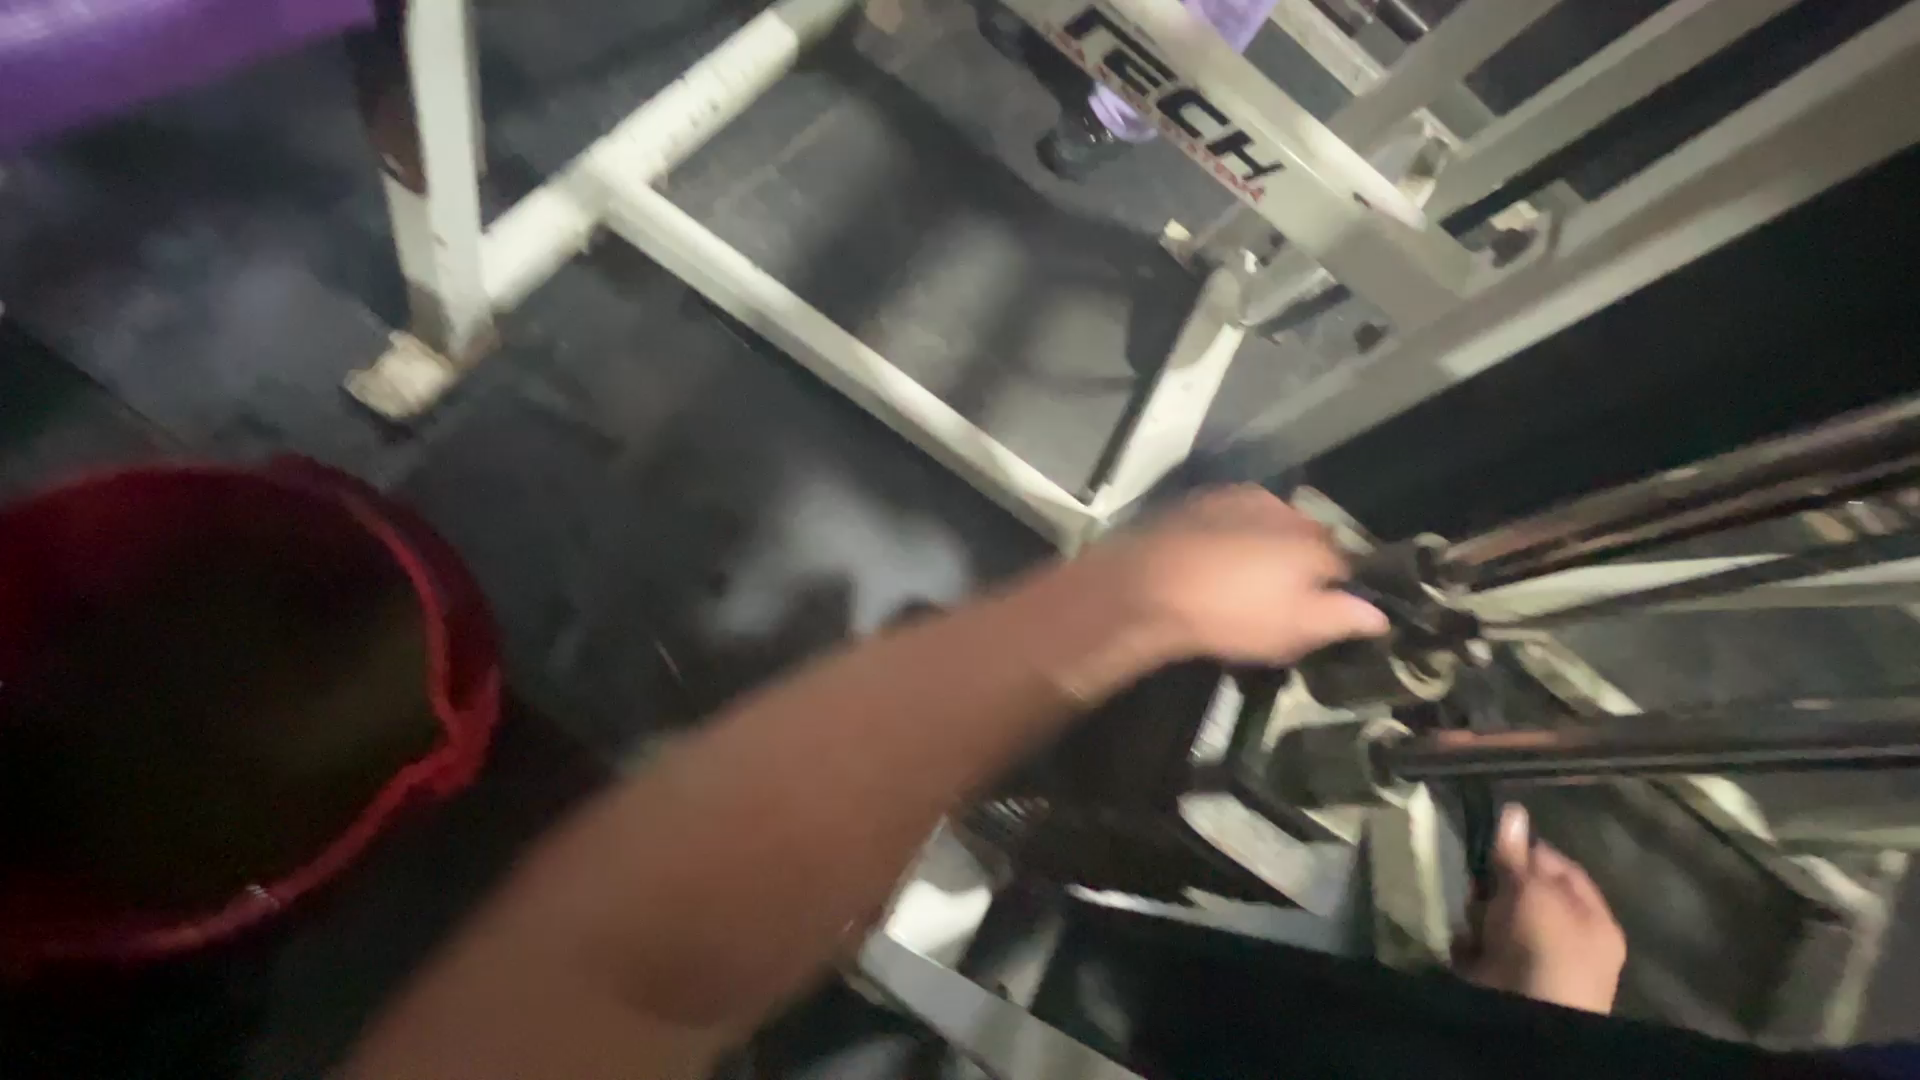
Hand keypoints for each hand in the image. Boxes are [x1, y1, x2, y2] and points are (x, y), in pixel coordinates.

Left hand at [1082, 486, 1389, 664]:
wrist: (1146, 586)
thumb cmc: (1227, 612)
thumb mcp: (1293, 629)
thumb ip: (1341, 617)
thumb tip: (1379, 614)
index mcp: (1313, 541)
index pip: (1344, 565)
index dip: (1334, 592)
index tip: (1317, 614)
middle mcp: (1281, 509)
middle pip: (1306, 539)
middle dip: (1300, 564)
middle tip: (1277, 600)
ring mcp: (1235, 499)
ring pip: (1266, 525)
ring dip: (1263, 547)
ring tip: (1240, 582)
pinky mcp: (1196, 502)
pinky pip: (1227, 520)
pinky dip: (1228, 537)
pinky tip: (1211, 562)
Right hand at [1459, 804, 1625, 1013]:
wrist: (1527, 1012)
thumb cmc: (1543, 946)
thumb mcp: (1532, 891)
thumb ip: (1517, 854)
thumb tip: (1512, 809)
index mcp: (1592, 916)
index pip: (1557, 865)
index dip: (1526, 850)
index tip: (1494, 843)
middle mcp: (1567, 934)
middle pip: (1522, 887)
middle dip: (1495, 880)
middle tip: (1479, 879)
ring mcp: (1533, 955)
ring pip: (1496, 910)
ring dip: (1478, 907)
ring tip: (1471, 911)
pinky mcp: (1502, 970)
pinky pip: (1479, 937)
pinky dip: (1467, 932)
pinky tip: (1464, 933)